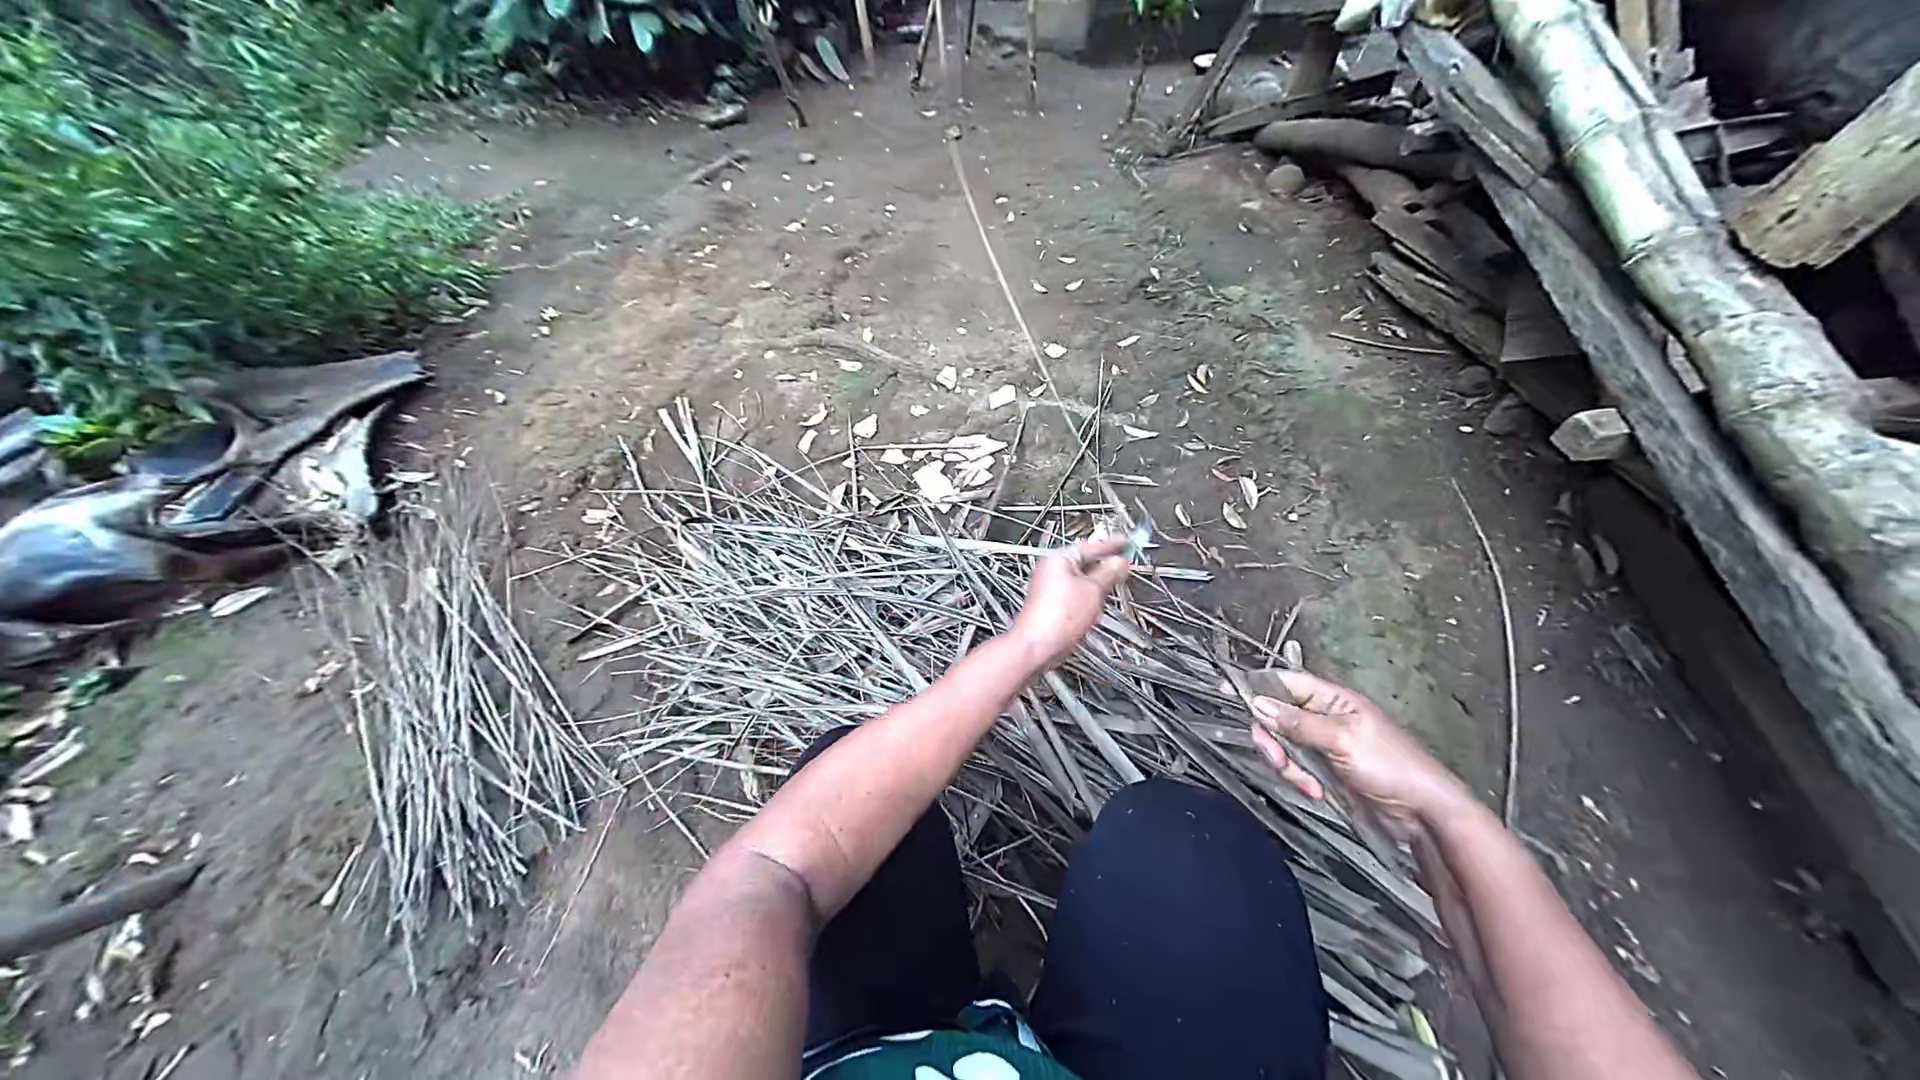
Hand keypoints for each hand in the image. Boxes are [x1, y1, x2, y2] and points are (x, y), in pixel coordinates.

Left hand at [1009, 537, 1130, 670]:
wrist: (1037, 646)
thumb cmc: (1055, 619)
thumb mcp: (1093, 591)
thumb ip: (1109, 574)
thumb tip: (1120, 563)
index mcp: (1060, 559)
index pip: (1092, 546)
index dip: (1113, 545)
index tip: (1127, 543)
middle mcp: (1052, 570)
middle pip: (1086, 562)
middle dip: (1106, 567)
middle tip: (1123, 566)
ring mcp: (1051, 587)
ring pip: (1082, 580)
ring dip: (1097, 585)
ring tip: (1110, 590)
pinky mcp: (1052, 604)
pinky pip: (1076, 594)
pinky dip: (1088, 598)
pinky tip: (1094, 607)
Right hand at [1243, 669, 1470, 837]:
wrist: (1423, 815)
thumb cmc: (1394, 767)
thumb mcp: (1342, 739)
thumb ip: (1297, 723)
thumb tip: (1259, 704)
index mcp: (1333, 699)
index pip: (1284, 682)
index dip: (1256, 685)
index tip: (1227, 690)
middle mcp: (1324, 718)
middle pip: (1275, 717)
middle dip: (1272, 739)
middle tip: (1278, 757)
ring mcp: (1323, 745)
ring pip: (1282, 745)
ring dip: (1288, 766)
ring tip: (1307, 783)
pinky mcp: (1324, 770)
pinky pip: (1295, 768)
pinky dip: (1300, 780)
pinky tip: (1317, 791)